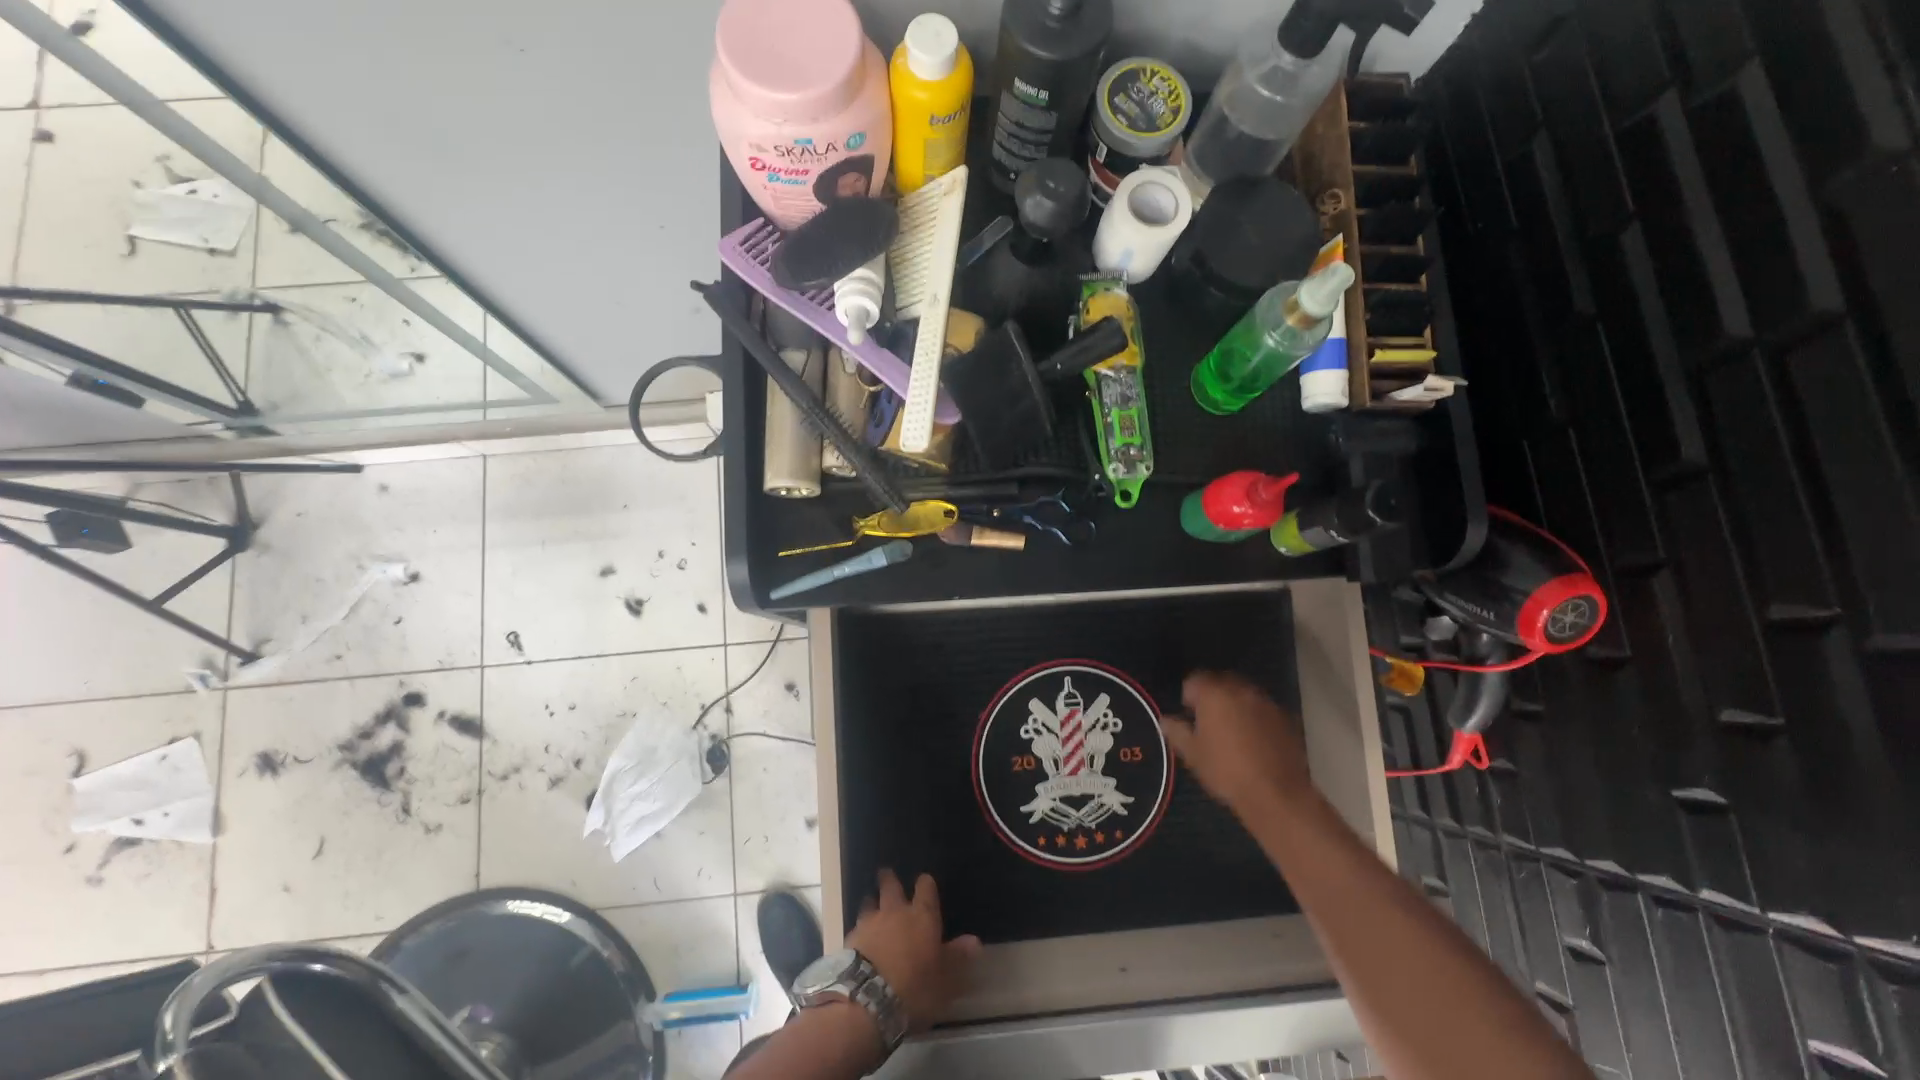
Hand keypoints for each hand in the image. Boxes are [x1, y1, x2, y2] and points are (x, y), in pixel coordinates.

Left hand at [846, 870, 980, 1032]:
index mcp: (923, 917)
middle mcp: (896, 912)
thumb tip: (974, 941)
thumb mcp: (945, 979)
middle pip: (891, 887)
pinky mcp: (850, 938)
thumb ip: (957, 957)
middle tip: (887, 874)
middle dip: (890, 879)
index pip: (925, 889)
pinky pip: (857, 925)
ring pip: (870, 902)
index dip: (925, 884)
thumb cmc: (915, 986)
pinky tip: (861, 935)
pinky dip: (860, 927)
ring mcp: (870, 923)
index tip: (925, 881)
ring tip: (872, 902)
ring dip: (872, 902)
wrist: (867, 998)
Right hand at [1163, 671, 1316, 817]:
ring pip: (1245, 694)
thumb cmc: (1226, 771)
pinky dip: (1256, 717)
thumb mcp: (1193, 755)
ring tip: (1232, 731)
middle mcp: (1241, 691)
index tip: (1188, 714)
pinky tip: (1254, 740)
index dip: (1189, 696)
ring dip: (1236, 705)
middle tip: (1208, 721)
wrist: (1275, 793)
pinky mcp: (1286, 718)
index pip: (1195, 680)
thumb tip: (1165, 720)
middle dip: (1213, 696)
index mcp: (1214, 695)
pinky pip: (1264, 709)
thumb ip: (1177, 732)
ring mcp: (1267, 703)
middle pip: (1222, 682)